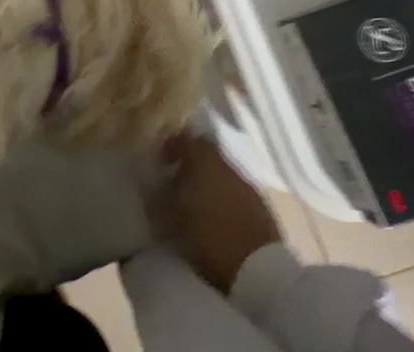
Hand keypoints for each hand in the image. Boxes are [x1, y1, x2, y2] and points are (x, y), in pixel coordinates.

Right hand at [153, 134, 281, 293]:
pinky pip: (236, 193)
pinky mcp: (263, 210)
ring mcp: (249, 188)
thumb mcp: (173, 222)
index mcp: (206, 164)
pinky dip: (223, 198)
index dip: (172, 144)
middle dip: (190, 165)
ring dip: (208, 183)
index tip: (159, 159)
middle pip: (207, 155)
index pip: (188, 139)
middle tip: (172, 182)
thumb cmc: (211, 241)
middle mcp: (229, 168)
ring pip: (222, 174)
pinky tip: (215, 219)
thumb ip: (159, 199)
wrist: (261, 275)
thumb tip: (150, 186)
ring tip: (192, 204)